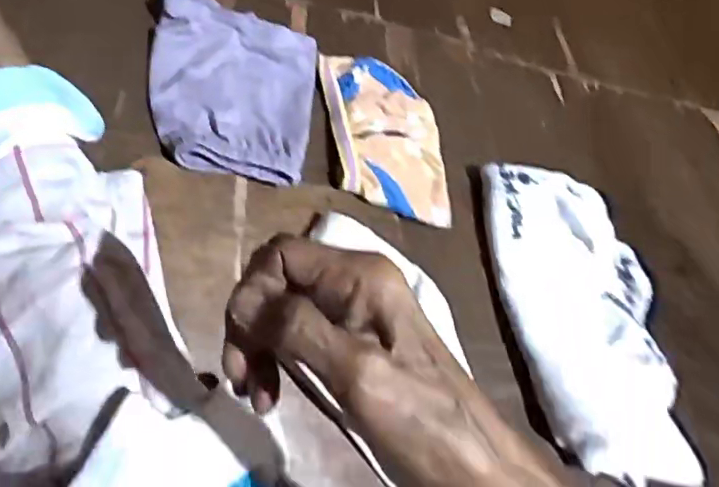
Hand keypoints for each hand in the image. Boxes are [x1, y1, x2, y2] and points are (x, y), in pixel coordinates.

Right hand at [223, 234, 565, 486]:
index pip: (282, 253)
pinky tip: (274, 391)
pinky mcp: (353, 339)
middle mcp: (354, 279)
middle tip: (242, 379)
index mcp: (360, 274)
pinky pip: (299, 331)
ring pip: (284, 305)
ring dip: (259, 343)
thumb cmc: (422, 421)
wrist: (477, 469)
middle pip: (279, 277)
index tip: (241, 349)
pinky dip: (277, 356)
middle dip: (251, 321)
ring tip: (257, 394)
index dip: (252, 292)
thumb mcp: (358, 374)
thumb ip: (300, 329)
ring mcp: (355, 308)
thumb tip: (244, 299)